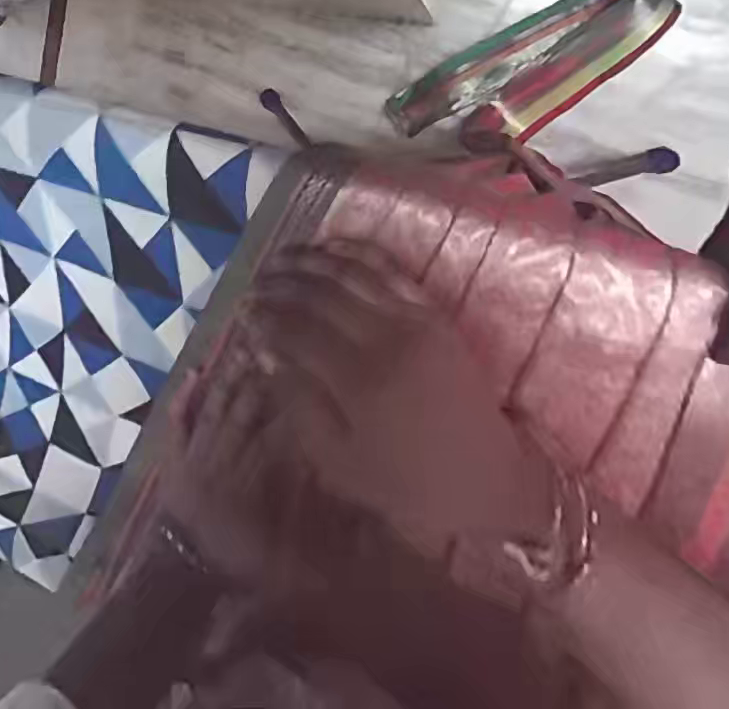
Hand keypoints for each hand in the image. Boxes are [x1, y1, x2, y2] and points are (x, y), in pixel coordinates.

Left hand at [161, 348, 312, 589]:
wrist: (180, 570)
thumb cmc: (230, 559)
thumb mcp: (276, 553)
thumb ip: (307, 533)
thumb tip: (343, 514)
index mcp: (251, 476)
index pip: (274, 432)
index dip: (289, 405)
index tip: (302, 378)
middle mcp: (225, 455)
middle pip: (243, 410)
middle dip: (257, 379)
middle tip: (269, 346)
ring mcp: (197, 451)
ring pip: (214, 408)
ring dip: (227, 379)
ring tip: (239, 349)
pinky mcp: (175, 455)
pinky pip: (178, 421)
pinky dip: (183, 398)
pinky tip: (192, 373)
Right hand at [246, 240, 558, 563]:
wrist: (486, 477)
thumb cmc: (407, 482)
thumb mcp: (341, 462)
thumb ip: (300, 403)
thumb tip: (264, 353)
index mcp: (359, 383)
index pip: (297, 333)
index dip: (264, 319)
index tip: (242, 313)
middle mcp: (385, 340)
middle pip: (319, 296)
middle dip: (279, 285)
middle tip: (254, 283)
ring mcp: (413, 320)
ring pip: (350, 273)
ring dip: (310, 260)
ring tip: (281, 257)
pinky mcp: (432, 311)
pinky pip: (389, 268)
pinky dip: (356, 251)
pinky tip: (330, 245)